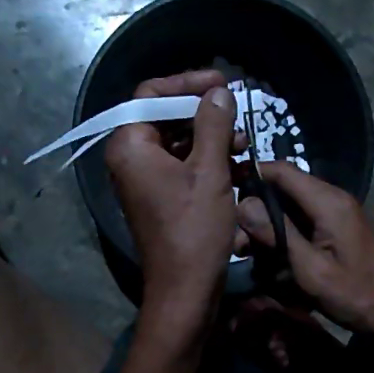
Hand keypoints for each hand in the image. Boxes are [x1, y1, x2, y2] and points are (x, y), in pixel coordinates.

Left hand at [106, 71, 239, 329]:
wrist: (184, 289)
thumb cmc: (194, 229)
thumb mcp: (209, 171)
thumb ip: (213, 124)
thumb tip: (219, 92)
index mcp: (130, 146)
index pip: (150, 94)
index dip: (187, 83)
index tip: (222, 83)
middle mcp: (129, 159)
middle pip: (164, 117)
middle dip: (204, 114)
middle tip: (238, 116)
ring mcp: (143, 180)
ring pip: (177, 143)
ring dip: (211, 139)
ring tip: (243, 146)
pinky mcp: (159, 197)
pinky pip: (181, 166)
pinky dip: (207, 162)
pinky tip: (237, 168)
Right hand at [235, 163, 373, 342]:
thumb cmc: (353, 294)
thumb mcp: (308, 268)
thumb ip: (276, 234)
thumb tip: (243, 203)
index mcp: (328, 203)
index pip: (282, 171)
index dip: (252, 173)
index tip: (224, 188)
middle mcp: (332, 200)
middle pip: (283, 189)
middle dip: (254, 210)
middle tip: (235, 240)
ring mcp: (335, 214)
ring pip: (289, 208)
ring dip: (265, 227)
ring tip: (245, 254)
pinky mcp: (334, 230)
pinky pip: (300, 222)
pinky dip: (281, 236)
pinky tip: (267, 259)